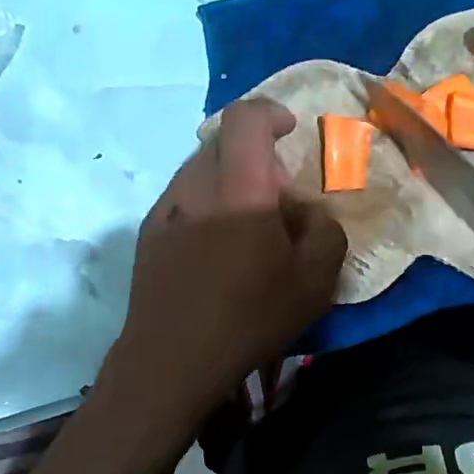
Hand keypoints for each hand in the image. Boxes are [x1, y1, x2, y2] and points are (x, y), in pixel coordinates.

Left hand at [105, 98, 345, 415]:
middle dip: (255, 155)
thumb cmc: (250, 317)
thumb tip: (309, 211)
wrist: (172, 361)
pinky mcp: (148, 235)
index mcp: (240, 189)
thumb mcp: (315, 281)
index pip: (246, 119)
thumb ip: (325, 231)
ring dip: (229, 180)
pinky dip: (206, 204)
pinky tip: (217, 249)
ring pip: (200, 169)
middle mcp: (196, 186)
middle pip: (223, 143)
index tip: (290, 129)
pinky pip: (183, 198)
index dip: (270, 113)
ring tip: (248, 226)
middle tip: (278, 196)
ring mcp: (165, 209)